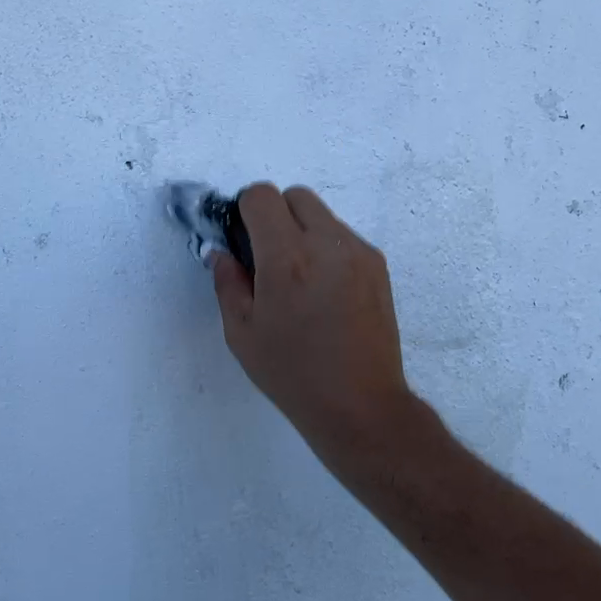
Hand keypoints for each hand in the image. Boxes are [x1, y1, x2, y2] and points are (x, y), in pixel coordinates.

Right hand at [210, 184, 414, 451]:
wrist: (360, 404)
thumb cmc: (292, 373)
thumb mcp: (242, 333)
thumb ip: (228, 283)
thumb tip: (222, 252)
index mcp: (288, 259)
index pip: (262, 197)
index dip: (244, 213)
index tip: (242, 243)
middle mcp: (327, 244)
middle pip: (295, 196)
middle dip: (274, 216)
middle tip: (267, 258)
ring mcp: (358, 253)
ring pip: (322, 215)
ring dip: (302, 232)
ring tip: (298, 280)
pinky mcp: (378, 266)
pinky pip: (343, 238)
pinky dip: (326, 249)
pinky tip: (323, 292)